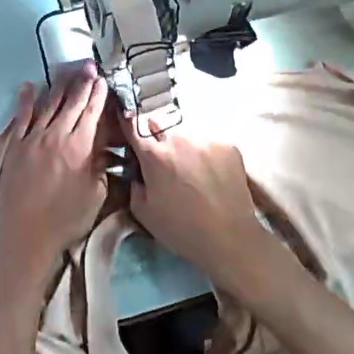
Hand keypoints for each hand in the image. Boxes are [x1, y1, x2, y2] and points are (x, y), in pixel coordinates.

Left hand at [0, 63, 109, 287]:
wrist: (27, 235)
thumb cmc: (67, 219)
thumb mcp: (96, 194)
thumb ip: (101, 165)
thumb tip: (105, 145)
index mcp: (80, 146)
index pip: (91, 112)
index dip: (98, 94)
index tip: (103, 79)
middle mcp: (56, 135)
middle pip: (72, 102)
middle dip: (82, 82)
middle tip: (89, 66)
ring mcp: (33, 139)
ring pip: (48, 104)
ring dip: (60, 86)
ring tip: (68, 72)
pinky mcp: (16, 146)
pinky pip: (21, 117)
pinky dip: (26, 100)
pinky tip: (29, 86)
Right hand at [122, 114, 273, 295]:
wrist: (229, 238)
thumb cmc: (181, 229)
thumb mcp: (143, 212)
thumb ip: (134, 183)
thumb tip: (137, 169)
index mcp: (155, 155)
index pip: (133, 126)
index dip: (126, 120)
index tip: (124, 115)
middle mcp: (179, 139)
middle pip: (163, 130)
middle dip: (160, 141)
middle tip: (166, 163)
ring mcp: (206, 139)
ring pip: (188, 137)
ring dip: (185, 149)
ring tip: (193, 173)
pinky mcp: (228, 145)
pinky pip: (210, 144)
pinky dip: (207, 155)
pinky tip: (212, 175)